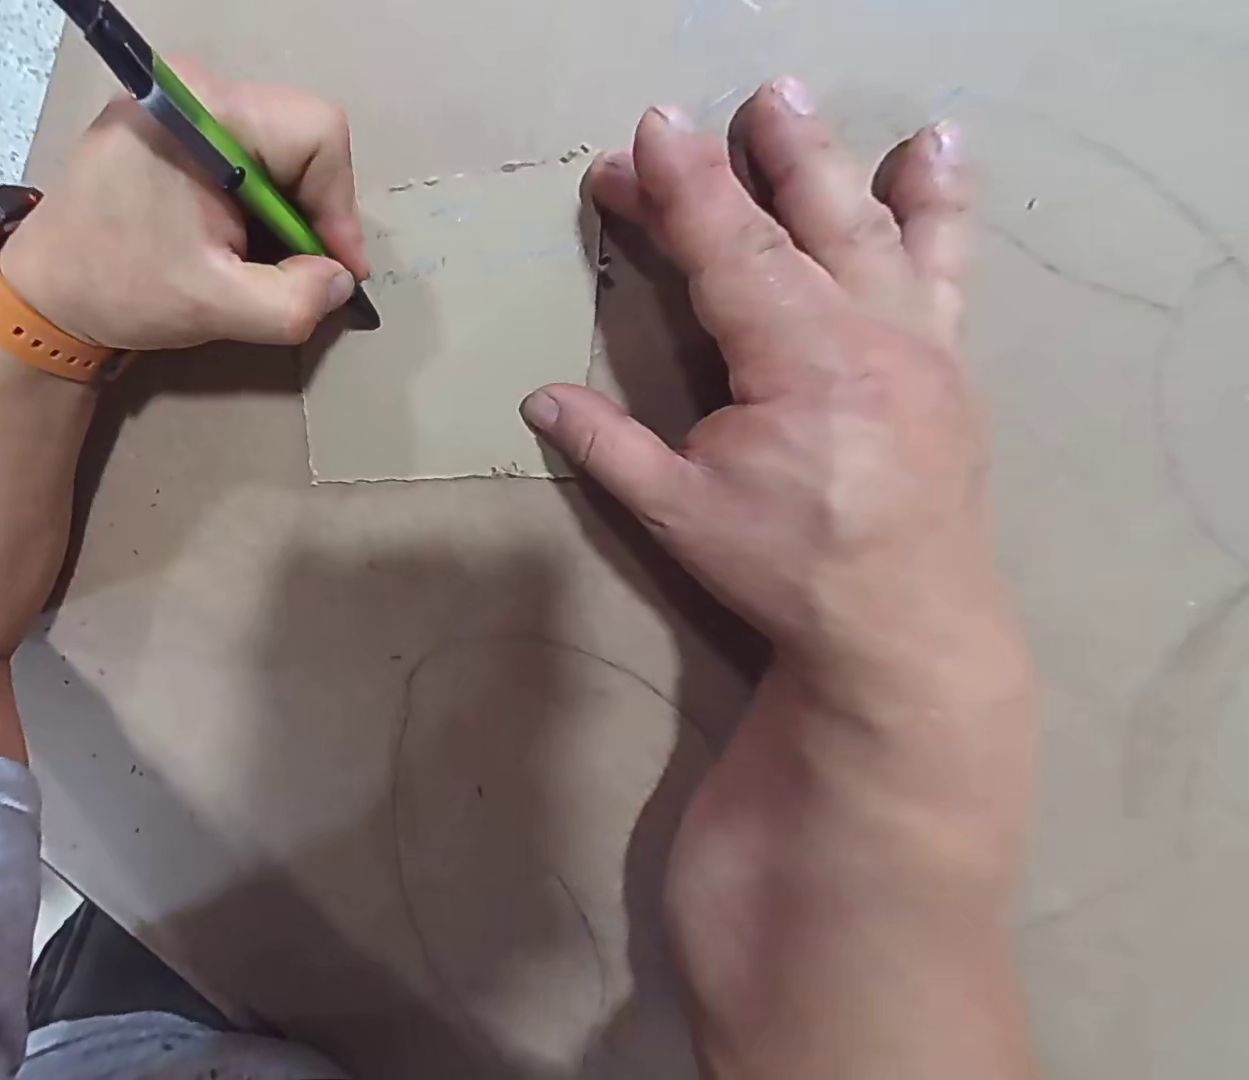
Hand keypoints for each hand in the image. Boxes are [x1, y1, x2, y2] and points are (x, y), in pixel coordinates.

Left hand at [0, 63, 370, 352]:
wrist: (46, 292)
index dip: (340, 208)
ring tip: (270, 269)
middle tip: (306, 276)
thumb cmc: (118, 291)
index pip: (317, 134)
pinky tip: (244, 249)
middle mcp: (194, 89)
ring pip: (277, 152)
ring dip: (288, 218)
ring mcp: (181, 106)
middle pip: (300, 140)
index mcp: (204, 113)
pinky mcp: (173, 132)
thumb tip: (341, 281)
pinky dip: (260, 212)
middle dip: (313, 216)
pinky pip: (246, 161)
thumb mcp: (214, 308)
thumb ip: (292, 302)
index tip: (338, 271)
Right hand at [523, 79, 1029, 717]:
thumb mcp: (672, 510)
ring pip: (875, 230)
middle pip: (798, 227)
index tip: (645, 137)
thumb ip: (605, 446)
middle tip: (715, 107)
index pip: (728, 257)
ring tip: (799, 103)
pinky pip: (943, 266)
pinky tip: (935, 161)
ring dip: (831, 162)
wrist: (900, 623)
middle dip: (749, 162)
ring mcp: (921, 344)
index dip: (682, 193)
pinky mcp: (945, 365)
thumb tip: (536, 400)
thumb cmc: (778, 564)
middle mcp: (871, 334)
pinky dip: (937, 206)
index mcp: (798, 365)